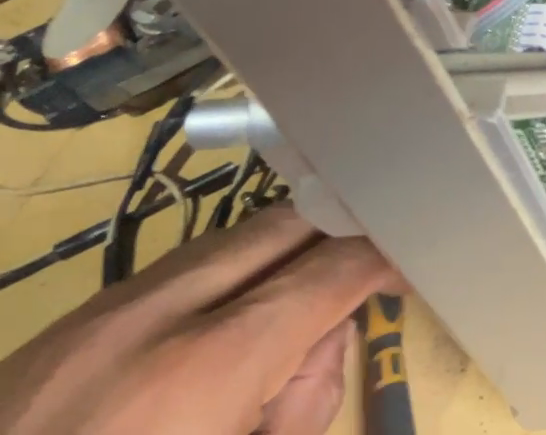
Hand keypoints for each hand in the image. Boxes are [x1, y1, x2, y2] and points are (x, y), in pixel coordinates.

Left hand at [0, 204, 399, 434]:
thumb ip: (306, 395)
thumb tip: (321, 338)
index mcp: (211, 363)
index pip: (339, 265)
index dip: (389, 257)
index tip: (409, 271)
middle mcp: (157, 316)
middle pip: (287, 224)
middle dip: (340, 235)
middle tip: (361, 276)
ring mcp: (99, 316)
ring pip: (230, 239)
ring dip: (280, 257)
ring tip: (280, 321)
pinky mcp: (63, 328)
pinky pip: (174, 272)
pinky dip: (220, 282)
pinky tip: (216, 336)